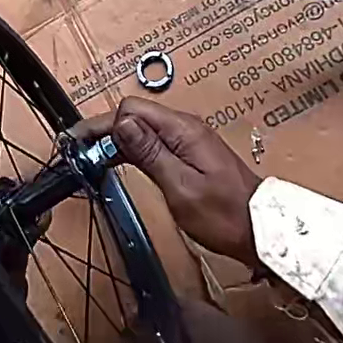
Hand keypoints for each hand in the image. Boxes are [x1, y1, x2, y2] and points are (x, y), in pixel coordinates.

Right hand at [74, 96, 261, 267]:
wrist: (262, 233)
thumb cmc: (225, 216)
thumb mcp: (181, 187)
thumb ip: (150, 152)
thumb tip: (121, 124)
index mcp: (182, 129)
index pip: (131, 109)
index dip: (104, 124)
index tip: (81, 143)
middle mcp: (184, 127)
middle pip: (134, 115)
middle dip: (105, 130)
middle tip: (79, 150)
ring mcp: (188, 139)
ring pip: (141, 127)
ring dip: (116, 139)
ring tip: (92, 156)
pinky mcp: (189, 152)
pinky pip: (153, 140)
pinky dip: (132, 148)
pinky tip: (118, 160)